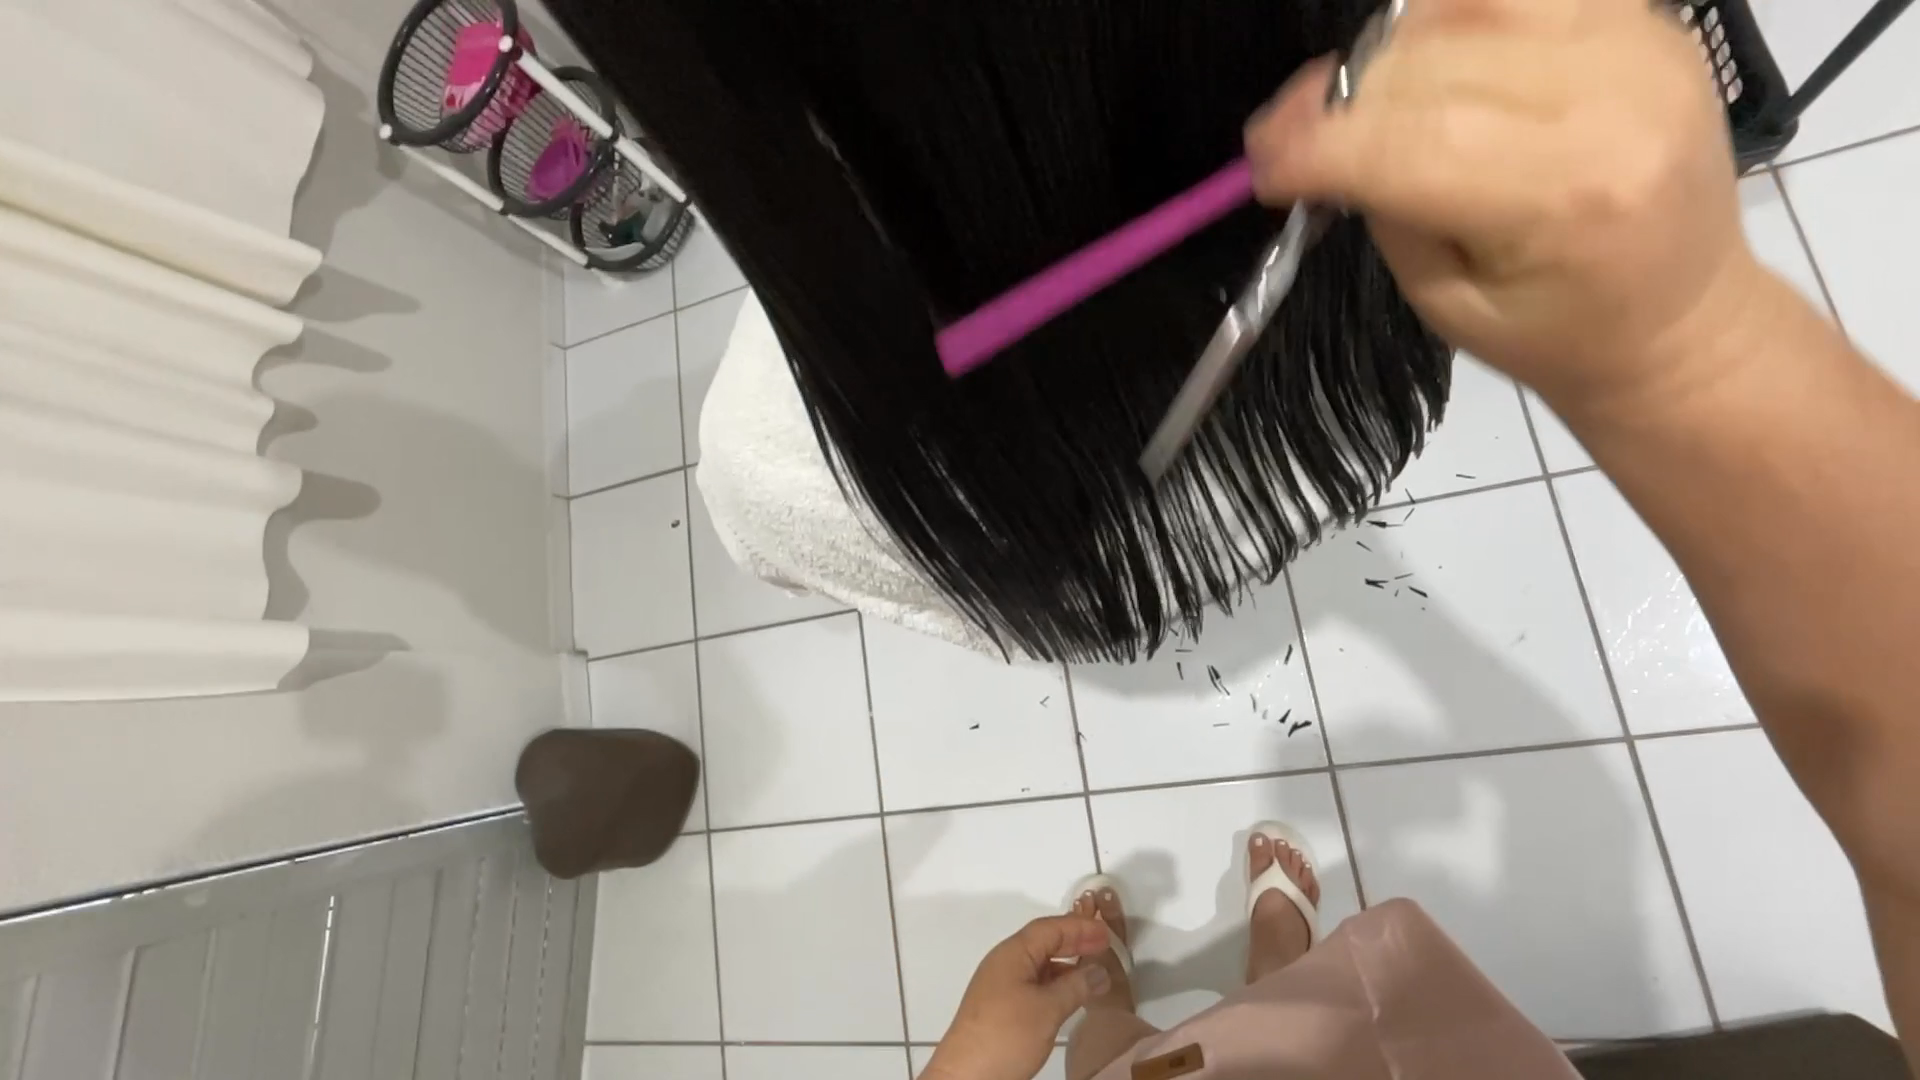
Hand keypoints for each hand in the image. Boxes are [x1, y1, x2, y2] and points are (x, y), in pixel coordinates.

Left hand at [919, 916, 1111, 1079]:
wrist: (967, 1075)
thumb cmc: (1007, 1034)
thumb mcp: (1047, 1009)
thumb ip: (1075, 987)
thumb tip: (1100, 972)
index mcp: (1013, 952)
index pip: (1050, 928)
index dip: (1079, 927)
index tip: (1106, 931)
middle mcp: (1005, 961)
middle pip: (1043, 941)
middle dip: (1074, 941)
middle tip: (1105, 945)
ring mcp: (1001, 984)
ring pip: (1039, 964)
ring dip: (1066, 963)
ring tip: (1093, 969)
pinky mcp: (1001, 1006)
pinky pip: (1034, 982)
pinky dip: (1055, 982)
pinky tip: (1070, 994)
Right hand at [1245, 0, 1765, 418]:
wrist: (1678, 314)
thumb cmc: (1551, 333)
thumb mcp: (1444, 303)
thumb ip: (1391, 214)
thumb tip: (1330, 149)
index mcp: (1562, 196)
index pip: (1409, 141)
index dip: (1316, 146)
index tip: (1259, 167)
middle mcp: (1609, 97)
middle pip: (1426, 65)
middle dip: (1331, 99)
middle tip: (1276, 138)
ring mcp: (1637, 40)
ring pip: (1461, 7)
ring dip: (1378, 56)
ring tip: (1340, 106)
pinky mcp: (1641, 16)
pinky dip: (1438, 20)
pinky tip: (1410, 67)